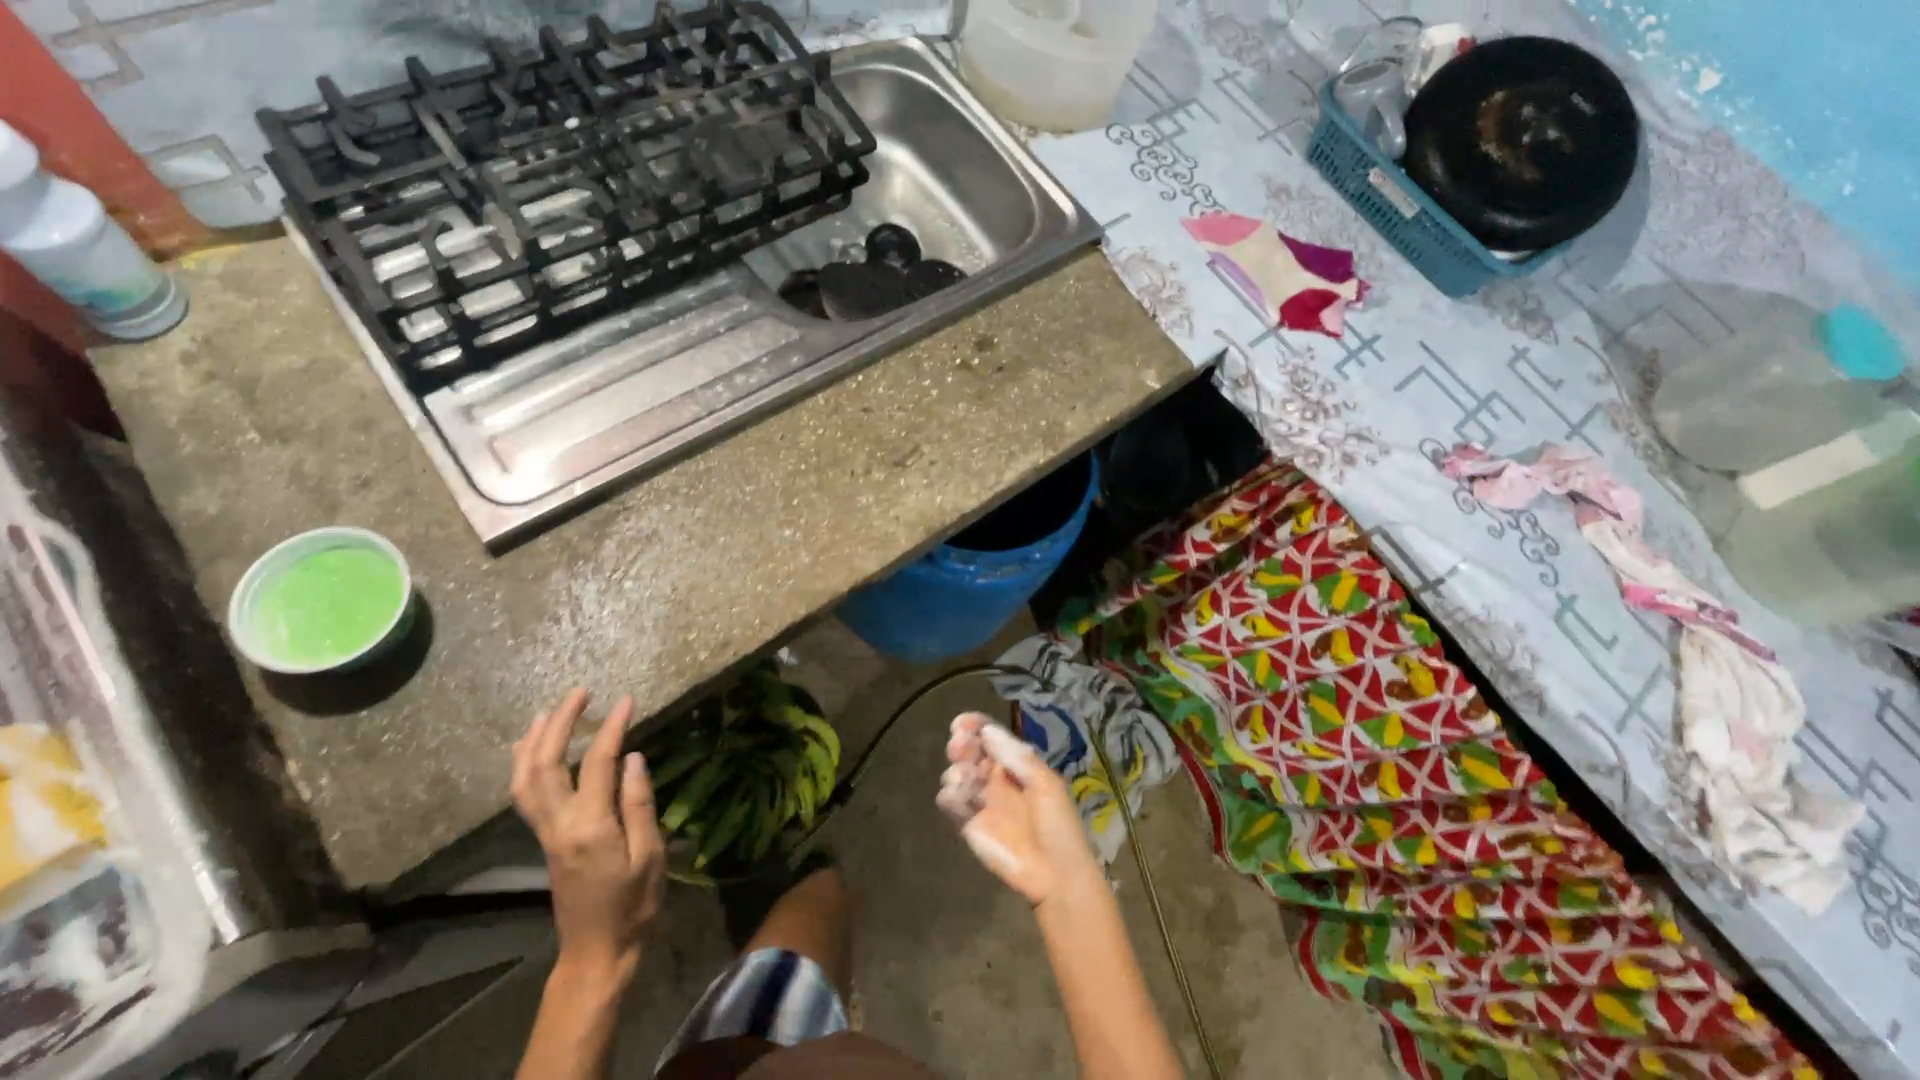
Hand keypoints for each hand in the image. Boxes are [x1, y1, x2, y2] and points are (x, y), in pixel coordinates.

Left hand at [511, 688, 664, 982]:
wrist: (597, 951)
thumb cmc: (634, 907)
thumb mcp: (649, 857)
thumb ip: (639, 805)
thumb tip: (633, 758)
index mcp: (589, 827)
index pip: (598, 763)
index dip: (611, 727)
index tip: (626, 699)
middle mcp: (559, 824)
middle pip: (547, 762)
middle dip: (560, 722)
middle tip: (580, 692)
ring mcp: (546, 833)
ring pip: (525, 777)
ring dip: (534, 739)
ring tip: (549, 710)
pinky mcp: (544, 840)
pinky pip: (524, 793)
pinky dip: (525, 764)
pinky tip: (534, 750)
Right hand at [936, 712, 1103, 908]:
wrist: (1056, 873)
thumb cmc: (1058, 826)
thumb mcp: (1045, 784)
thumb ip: (1017, 757)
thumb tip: (988, 731)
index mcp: (1018, 767)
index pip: (993, 740)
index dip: (976, 727)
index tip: (961, 722)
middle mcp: (998, 781)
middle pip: (971, 753)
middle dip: (962, 745)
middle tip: (959, 746)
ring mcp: (983, 803)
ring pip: (959, 775)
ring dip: (956, 770)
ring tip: (965, 778)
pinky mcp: (970, 826)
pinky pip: (952, 804)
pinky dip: (949, 795)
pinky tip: (956, 796)